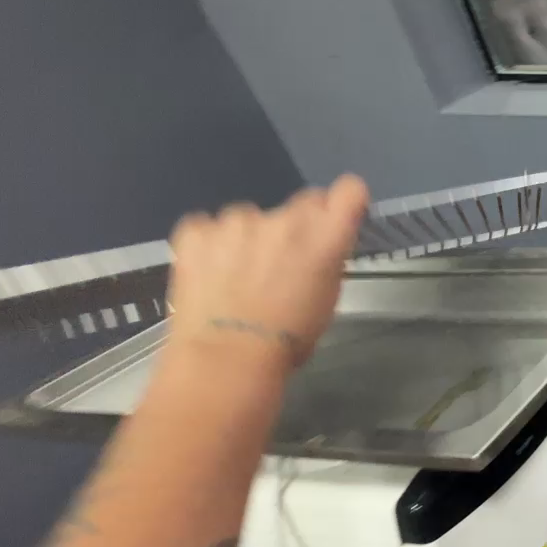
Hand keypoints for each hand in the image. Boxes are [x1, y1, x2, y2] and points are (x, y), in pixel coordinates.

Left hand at [163, 175, 370, 372]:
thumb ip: (327, 257)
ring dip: (251, 237)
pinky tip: (212, 272)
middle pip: (302, 203)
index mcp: (326, 235)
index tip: (337, 219)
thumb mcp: (330, 293)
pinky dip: (212, 244)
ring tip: (240, 274)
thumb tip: (317, 247)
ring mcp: (238, 221)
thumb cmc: (292, 334)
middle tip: (284, 262)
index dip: (344, 202)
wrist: (227, 356)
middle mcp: (287, 218)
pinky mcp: (196, 231)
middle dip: (298, 226)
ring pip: (252, 218)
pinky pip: (209, 228)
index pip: (349, 190)